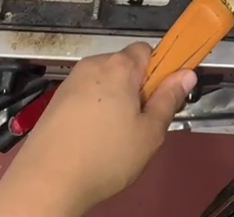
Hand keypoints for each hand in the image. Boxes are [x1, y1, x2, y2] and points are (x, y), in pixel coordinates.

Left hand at [0, 42, 194, 216]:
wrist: (47, 182)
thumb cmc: (102, 157)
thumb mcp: (149, 133)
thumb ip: (169, 99)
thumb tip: (187, 74)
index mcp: (120, 66)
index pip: (149, 50)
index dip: (159, 71)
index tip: (162, 95)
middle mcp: (95, 64)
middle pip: (126, 66)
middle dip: (136, 89)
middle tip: (140, 123)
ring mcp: (72, 81)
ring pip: (105, 82)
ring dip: (114, 100)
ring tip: (115, 137)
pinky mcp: (56, 100)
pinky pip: (85, 96)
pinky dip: (93, 111)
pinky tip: (92, 141)